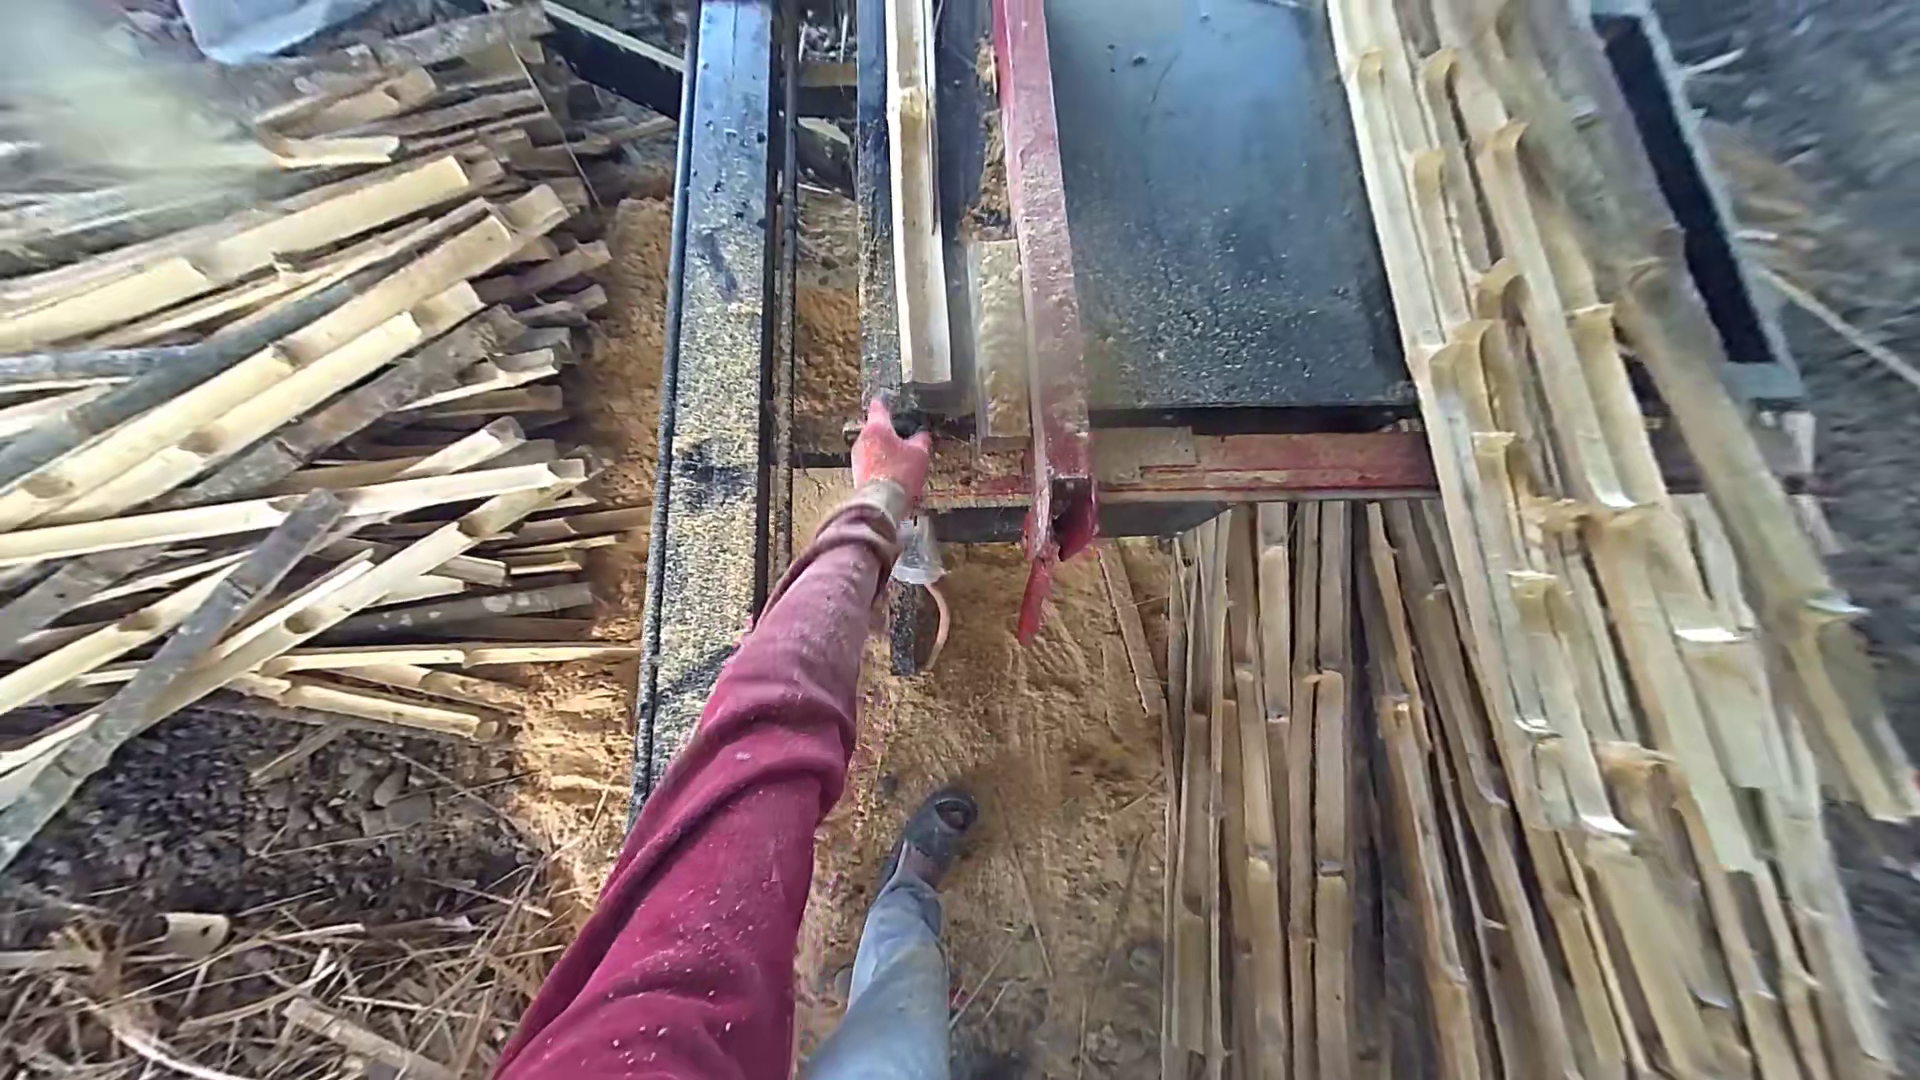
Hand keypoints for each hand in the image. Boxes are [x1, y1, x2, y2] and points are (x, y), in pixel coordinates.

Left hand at [851, 398, 932, 508]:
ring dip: (884, 450)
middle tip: (904, 438)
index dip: (888, 403)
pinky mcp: (857, 472)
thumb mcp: (920, 453)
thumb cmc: (899, 475)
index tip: (892, 403)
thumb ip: (922, 439)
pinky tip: (893, 473)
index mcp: (877, 427)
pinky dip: (880, 464)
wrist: (883, 502)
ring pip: (872, 446)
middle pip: (876, 428)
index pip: (879, 405)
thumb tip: (922, 435)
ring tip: (901, 460)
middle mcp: (863, 438)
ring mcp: (857, 456)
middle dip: (889, 432)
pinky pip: (870, 462)